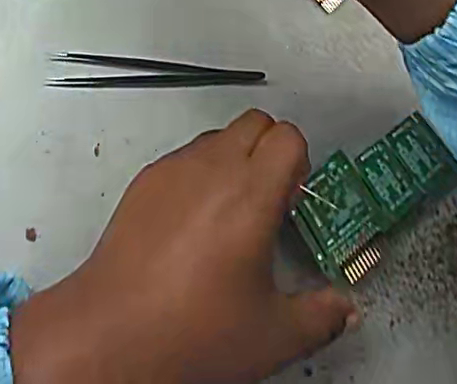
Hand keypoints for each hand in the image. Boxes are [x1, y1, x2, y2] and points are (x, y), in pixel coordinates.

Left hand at [10, 110, 355, 383]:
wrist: (113, 331)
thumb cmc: (191, 331)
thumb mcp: (272, 335)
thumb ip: (320, 315)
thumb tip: (343, 307)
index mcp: (251, 194)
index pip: (288, 135)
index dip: (299, 160)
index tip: (295, 193)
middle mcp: (214, 167)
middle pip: (256, 121)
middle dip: (270, 149)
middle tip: (269, 197)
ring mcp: (176, 166)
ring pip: (220, 135)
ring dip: (235, 158)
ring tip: (230, 212)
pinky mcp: (148, 175)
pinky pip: (186, 154)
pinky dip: (200, 172)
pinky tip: (193, 222)